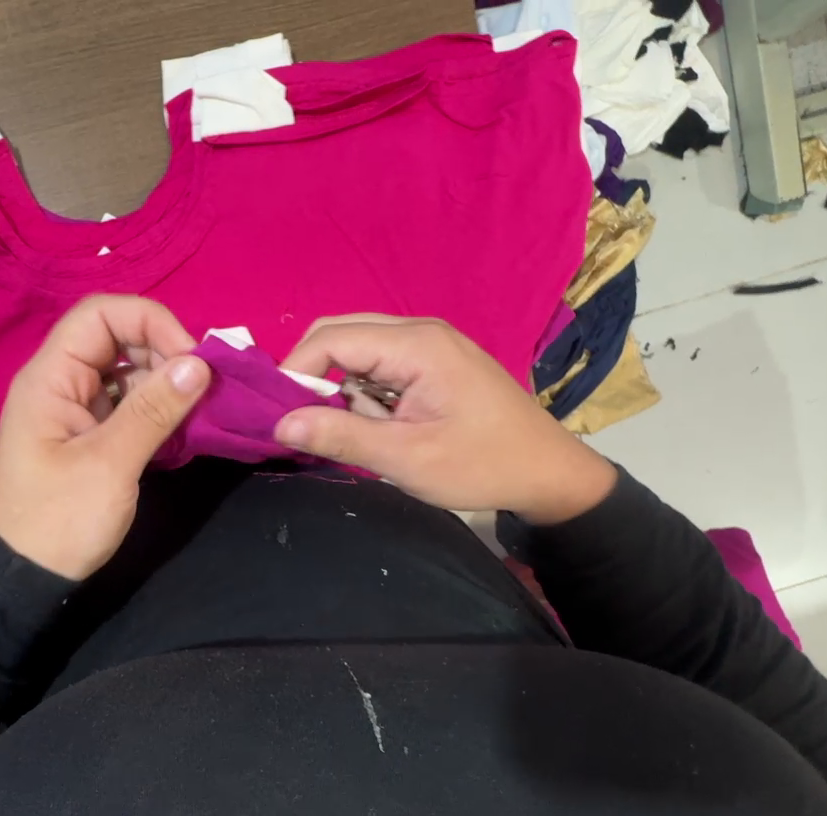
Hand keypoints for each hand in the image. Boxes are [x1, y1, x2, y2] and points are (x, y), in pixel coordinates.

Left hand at [0, 295, 210, 579]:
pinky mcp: (87, 436)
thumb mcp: (110, 465)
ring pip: (125, 372)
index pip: (99, 315)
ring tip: (199, 408)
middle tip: (202, 385)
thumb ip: (153, 411)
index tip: (192, 357)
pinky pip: (126, 404)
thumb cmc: (61, 521)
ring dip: (164, 381)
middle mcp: (58, 384)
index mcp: (49, 379)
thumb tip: (199, 363)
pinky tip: (181, 427)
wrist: (29, 578)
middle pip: (115, 338)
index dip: (149, 320)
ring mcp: (73, 410)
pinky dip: (155, 408)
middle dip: (163, 351)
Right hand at [273, 315, 616, 524]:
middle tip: (303, 423)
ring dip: (338, 387)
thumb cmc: (481, 465)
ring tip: (352, 431)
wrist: (548, 473)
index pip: (330, 339)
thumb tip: (279, 424)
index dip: (294, 373)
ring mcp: (427, 344)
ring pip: (355, 349)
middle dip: (311, 376)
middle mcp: (419, 331)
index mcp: (415, 346)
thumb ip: (340, 437)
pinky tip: (376, 425)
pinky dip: (360, 392)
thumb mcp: (405, 459)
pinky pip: (376, 364)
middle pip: (338, 334)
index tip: (278, 417)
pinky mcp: (431, 362)